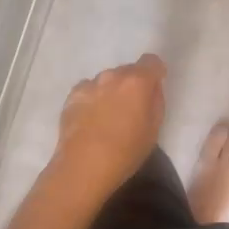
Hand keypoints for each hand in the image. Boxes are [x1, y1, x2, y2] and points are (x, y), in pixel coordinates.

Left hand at [51, 55, 166, 201]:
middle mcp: (113, 75)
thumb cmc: (125, 152)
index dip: (155, 72)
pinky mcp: (73, 94)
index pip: (151, 61)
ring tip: (107, 117)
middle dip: (132, 84)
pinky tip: (90, 119)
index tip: (154, 87)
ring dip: (111, 91)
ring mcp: (91, 83)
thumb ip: (156, 101)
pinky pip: (89, 89)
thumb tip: (152, 88)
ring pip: (107, 80)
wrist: (83, 166)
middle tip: (130, 109)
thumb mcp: (154, 130)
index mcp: (137, 81)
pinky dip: (93, 98)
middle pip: (128, 71)